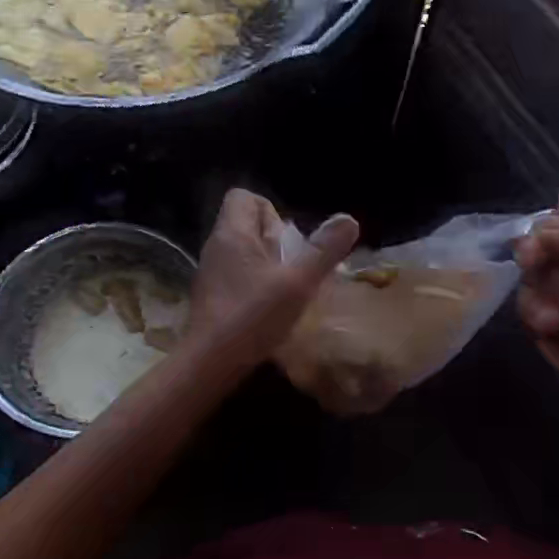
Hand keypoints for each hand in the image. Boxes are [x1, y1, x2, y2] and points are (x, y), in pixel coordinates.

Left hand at [188, 189, 358, 363]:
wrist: (209, 362)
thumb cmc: (252, 316)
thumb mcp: (297, 282)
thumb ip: (323, 251)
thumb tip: (348, 220)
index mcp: (230, 233)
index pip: (243, 196)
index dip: (270, 210)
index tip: (288, 239)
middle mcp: (215, 247)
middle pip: (246, 225)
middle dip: (275, 240)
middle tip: (294, 266)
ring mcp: (210, 273)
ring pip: (243, 253)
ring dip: (268, 265)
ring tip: (288, 288)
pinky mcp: (210, 297)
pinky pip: (236, 276)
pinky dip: (255, 284)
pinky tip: (271, 308)